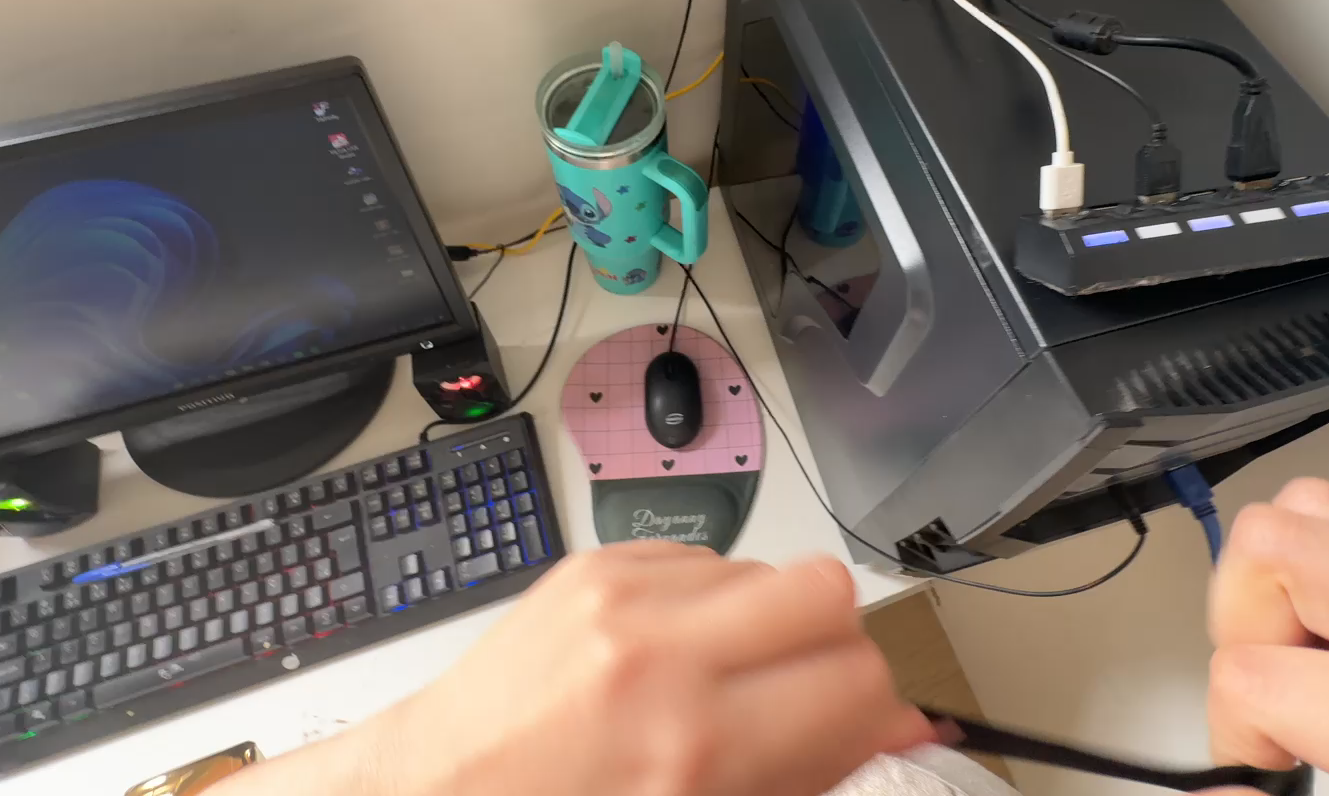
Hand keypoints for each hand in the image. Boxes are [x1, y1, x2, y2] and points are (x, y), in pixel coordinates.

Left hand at [220, 542, 930, 795]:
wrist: (436, 786)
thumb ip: (809, 771)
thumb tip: (892, 718)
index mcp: (693, 752)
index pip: (859, 678)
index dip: (881, 699)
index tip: (867, 711)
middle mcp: (660, 652)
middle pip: (827, 587)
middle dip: (836, 639)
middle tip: (804, 681)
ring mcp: (622, 590)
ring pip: (768, 567)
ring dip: (766, 619)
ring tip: (718, 672)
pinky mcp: (598, 559)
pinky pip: (704, 556)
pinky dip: (710, 598)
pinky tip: (672, 645)